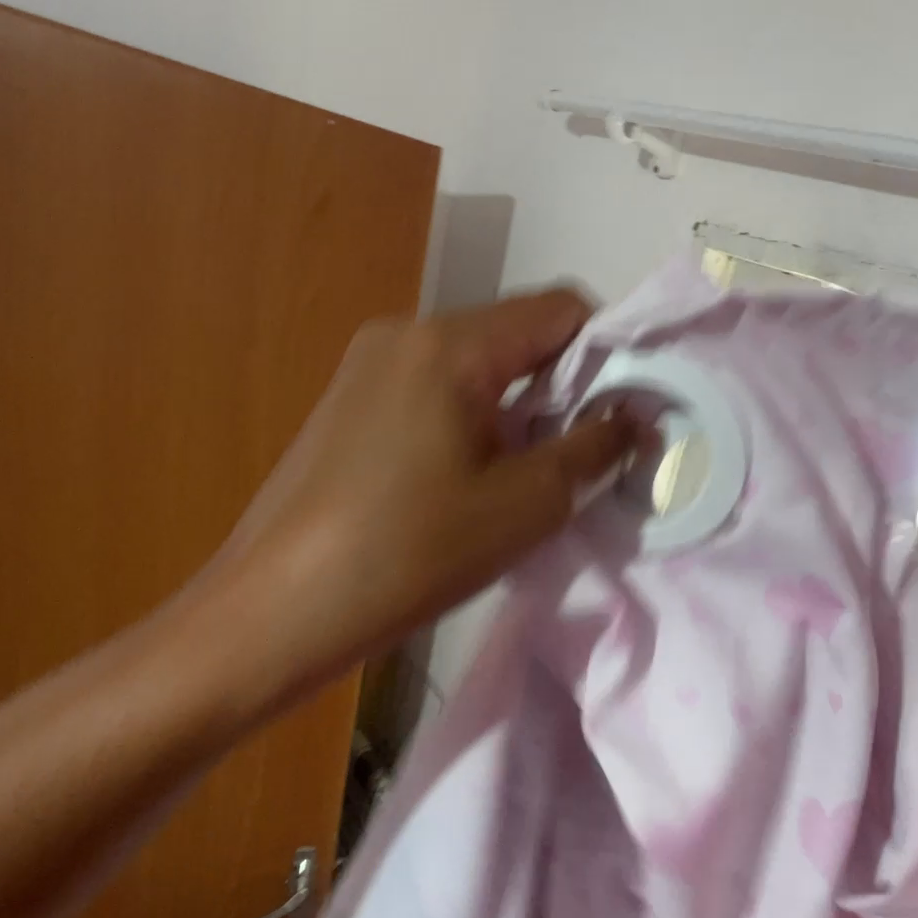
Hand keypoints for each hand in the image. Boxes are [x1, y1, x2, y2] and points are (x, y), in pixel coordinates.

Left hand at [202, 290, 636, 713]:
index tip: (628, 412)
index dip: (610, 353)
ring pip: (479, 367)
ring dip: (523, 410)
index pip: (560, 309)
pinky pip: (438, 392)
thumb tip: (636, 418)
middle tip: (589, 454)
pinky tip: (477, 481)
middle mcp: (406, 333)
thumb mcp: (527, 503)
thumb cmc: (413, 550)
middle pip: (517, 335)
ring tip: (535, 475)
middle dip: (566, 387)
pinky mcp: (351, 405)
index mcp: (451, 344)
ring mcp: (369, 367)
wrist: (280, 609)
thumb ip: (595, 448)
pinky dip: (478, 423)